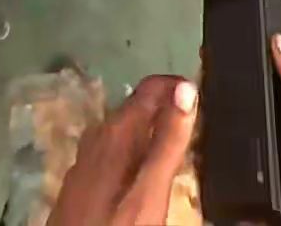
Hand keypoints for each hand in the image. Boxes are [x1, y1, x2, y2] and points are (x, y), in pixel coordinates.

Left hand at [48, 76, 197, 225]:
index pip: (150, 87)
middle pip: (137, 107)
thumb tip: (186, 87)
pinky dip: (134, 154)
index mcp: (116, 131)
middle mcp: (98, 135)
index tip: (200, 99)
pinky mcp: (80, 183)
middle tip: (193, 128)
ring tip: (174, 151)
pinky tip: (143, 176)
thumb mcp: (149, 192)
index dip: (177, 87)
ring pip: (125, 131)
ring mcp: (86, 159)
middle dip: (165, 110)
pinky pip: (113, 152)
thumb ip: (168, 140)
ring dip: (150, 133)